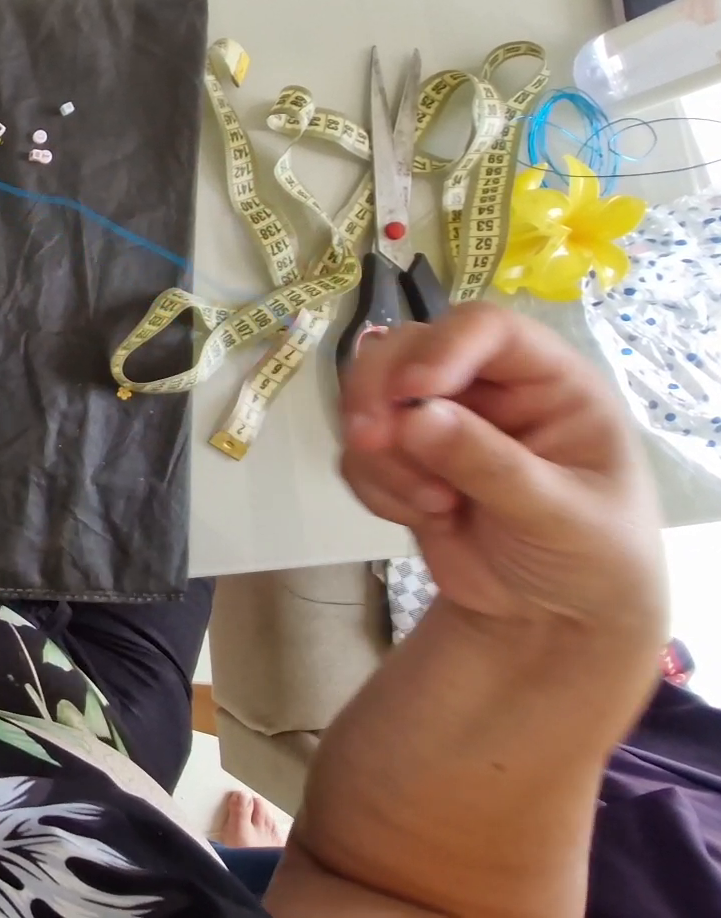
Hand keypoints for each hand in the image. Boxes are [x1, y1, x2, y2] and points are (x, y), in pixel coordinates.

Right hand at [339, 303, 665, 639]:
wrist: (545, 615)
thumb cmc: (589, 558)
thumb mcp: (558, 514)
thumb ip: (487, 463)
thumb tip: (413, 415)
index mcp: (546, 384)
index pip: (485, 329)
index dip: (441, 347)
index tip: (412, 392)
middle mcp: (484, 391)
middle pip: (402, 351)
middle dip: (376, 397)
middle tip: (369, 442)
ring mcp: (433, 423)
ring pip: (366, 402)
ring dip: (380, 457)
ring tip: (431, 507)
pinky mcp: (396, 458)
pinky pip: (355, 454)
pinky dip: (372, 487)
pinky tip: (417, 517)